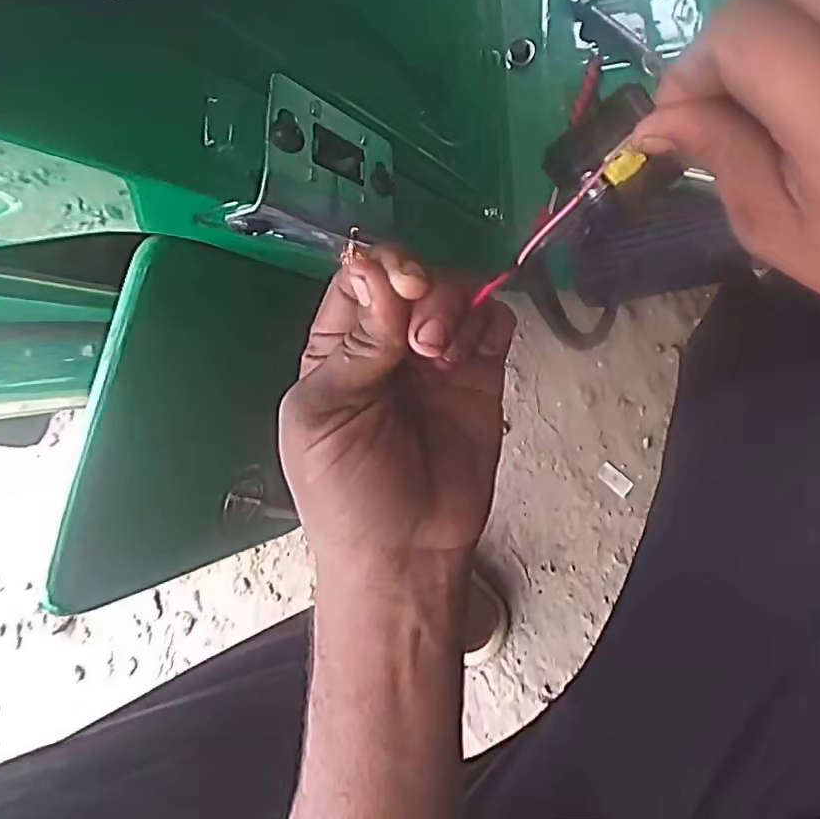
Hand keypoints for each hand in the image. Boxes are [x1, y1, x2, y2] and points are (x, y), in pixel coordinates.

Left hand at [278, 246, 516, 591]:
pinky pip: (494, 321)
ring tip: (443, 359)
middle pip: (417, 276)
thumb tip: (376, 269)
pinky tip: (472, 358)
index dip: (384, 268)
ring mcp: (441, 354)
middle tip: (423, 341)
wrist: (408, 550)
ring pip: (459, 291)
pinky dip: (488, 324)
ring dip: (455, 310)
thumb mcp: (325, 414)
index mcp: (341, 344)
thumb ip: (356, 344)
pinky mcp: (482, 372)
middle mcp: (392, 340)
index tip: (403, 285)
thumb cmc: (347, 490)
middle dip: (425, 293)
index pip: (362, 277)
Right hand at [634, 0, 819, 340]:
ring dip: (770, 12)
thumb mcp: (770, 229)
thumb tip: (651, 117)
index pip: (747, 33)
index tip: (684, 113)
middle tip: (723, 94)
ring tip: (768, 73)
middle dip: (727, 33)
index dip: (696, 64)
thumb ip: (716, 154)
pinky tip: (815, 51)